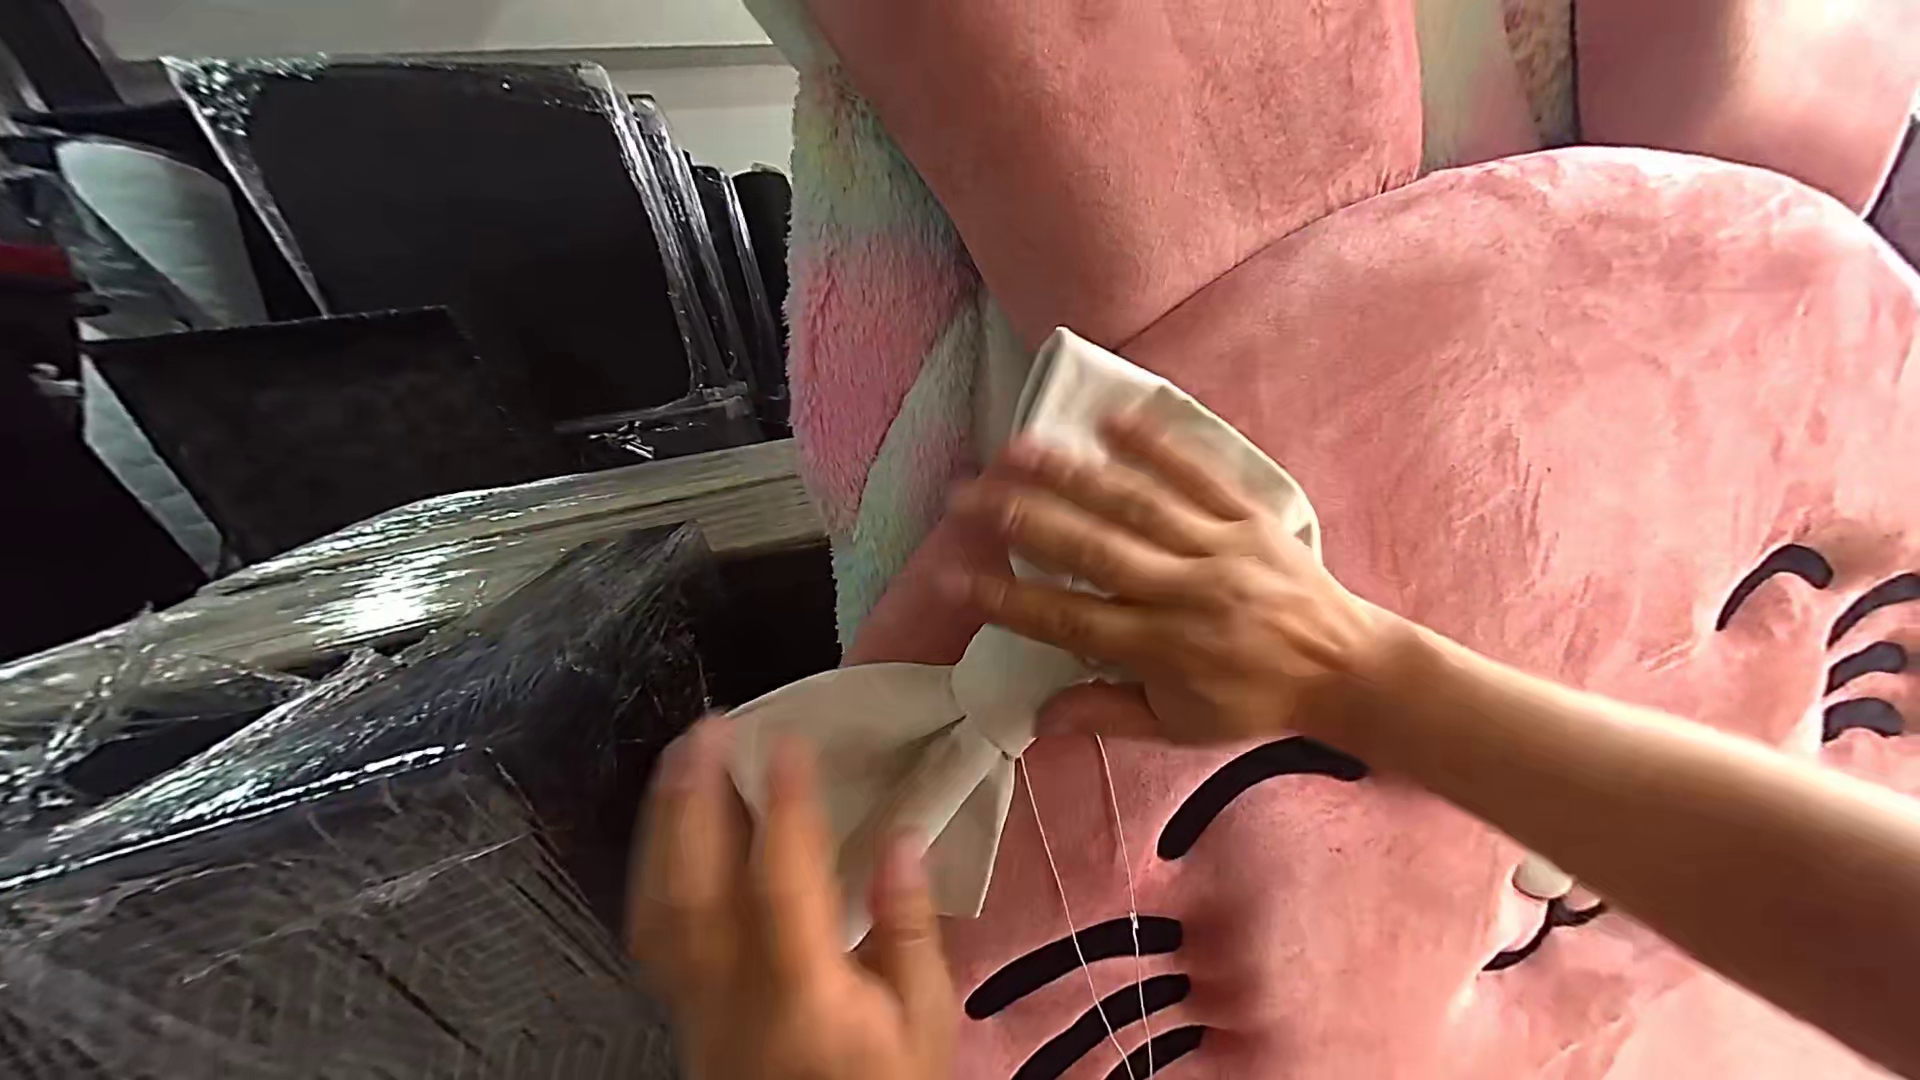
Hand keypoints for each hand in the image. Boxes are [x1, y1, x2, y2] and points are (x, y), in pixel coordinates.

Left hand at [628, 718, 955, 1079]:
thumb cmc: (879, 1079)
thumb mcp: (922, 1016)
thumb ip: (909, 927)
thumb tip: (903, 841)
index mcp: (801, 996)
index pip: (782, 886)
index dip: (784, 807)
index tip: (787, 741)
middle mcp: (732, 996)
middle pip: (692, 892)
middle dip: (694, 799)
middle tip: (707, 730)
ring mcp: (694, 1003)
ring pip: (659, 906)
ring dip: (664, 821)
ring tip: (679, 758)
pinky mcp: (682, 1005)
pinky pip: (655, 925)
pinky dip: (655, 859)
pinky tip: (669, 821)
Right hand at [947, 414, 1390, 743]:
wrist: (1348, 670)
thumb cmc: (1252, 701)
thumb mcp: (1177, 725)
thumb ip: (1105, 714)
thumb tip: (1036, 718)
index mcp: (1160, 648)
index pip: (1067, 619)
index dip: (1008, 598)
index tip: (957, 577)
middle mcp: (1182, 592)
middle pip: (1091, 550)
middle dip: (1022, 519)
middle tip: (969, 494)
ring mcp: (1217, 547)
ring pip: (1134, 504)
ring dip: (1070, 474)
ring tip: (1017, 447)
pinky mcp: (1248, 517)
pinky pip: (1198, 476)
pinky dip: (1156, 445)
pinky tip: (1113, 418)